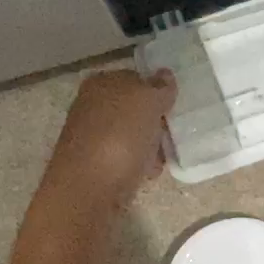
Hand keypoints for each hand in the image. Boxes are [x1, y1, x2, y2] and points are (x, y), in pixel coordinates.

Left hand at [42, 69, 176, 206]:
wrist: (89, 188)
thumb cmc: (120, 137)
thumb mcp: (148, 102)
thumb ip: (160, 87)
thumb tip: (164, 74)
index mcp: (101, 82)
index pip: (135, 78)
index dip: (157, 90)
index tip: (174, 106)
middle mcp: (92, 105)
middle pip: (133, 108)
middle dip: (155, 120)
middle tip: (173, 131)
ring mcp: (91, 135)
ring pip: (131, 133)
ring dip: (150, 144)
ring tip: (164, 156)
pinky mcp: (94, 163)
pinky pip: (125, 157)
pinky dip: (139, 163)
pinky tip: (150, 172)